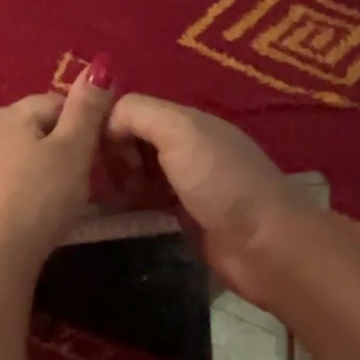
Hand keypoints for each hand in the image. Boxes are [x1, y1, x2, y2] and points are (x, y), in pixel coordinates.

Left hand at [0, 67, 114, 271]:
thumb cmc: (40, 196)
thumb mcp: (72, 150)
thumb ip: (86, 109)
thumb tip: (99, 65)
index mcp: (6, 112)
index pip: (55, 103)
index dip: (83, 125)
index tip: (100, 154)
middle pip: (36, 125)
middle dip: (63, 144)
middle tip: (84, 178)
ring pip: (22, 149)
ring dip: (45, 164)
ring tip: (63, 195)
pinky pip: (7, 172)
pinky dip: (26, 181)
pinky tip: (38, 204)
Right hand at [106, 94, 306, 303]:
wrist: (270, 249)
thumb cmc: (222, 183)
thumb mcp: (178, 130)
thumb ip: (135, 113)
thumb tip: (102, 123)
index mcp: (185, 120)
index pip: (126, 110)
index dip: (104, 125)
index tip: (89, 150)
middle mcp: (184, 146)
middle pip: (127, 139)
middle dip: (107, 155)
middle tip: (99, 179)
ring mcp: (184, 183)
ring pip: (132, 170)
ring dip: (115, 181)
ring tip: (105, 199)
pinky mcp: (183, 216)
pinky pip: (143, 200)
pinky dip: (127, 203)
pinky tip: (117, 213)